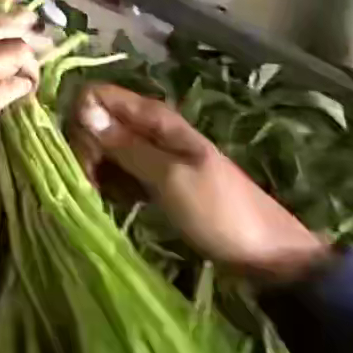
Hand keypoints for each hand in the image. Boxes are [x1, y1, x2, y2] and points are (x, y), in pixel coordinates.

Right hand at [69, 83, 329, 285]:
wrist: (270, 258)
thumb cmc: (221, 211)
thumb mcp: (170, 177)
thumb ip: (126, 145)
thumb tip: (83, 109)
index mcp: (153, 116)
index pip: (97, 95)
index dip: (82, 118)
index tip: (85, 155)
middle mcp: (147, 126)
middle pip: (96, 120)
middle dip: (85, 146)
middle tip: (90, 183)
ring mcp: (151, 152)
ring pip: (104, 146)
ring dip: (95, 167)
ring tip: (100, 196)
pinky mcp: (153, 178)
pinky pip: (118, 170)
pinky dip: (110, 183)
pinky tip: (114, 202)